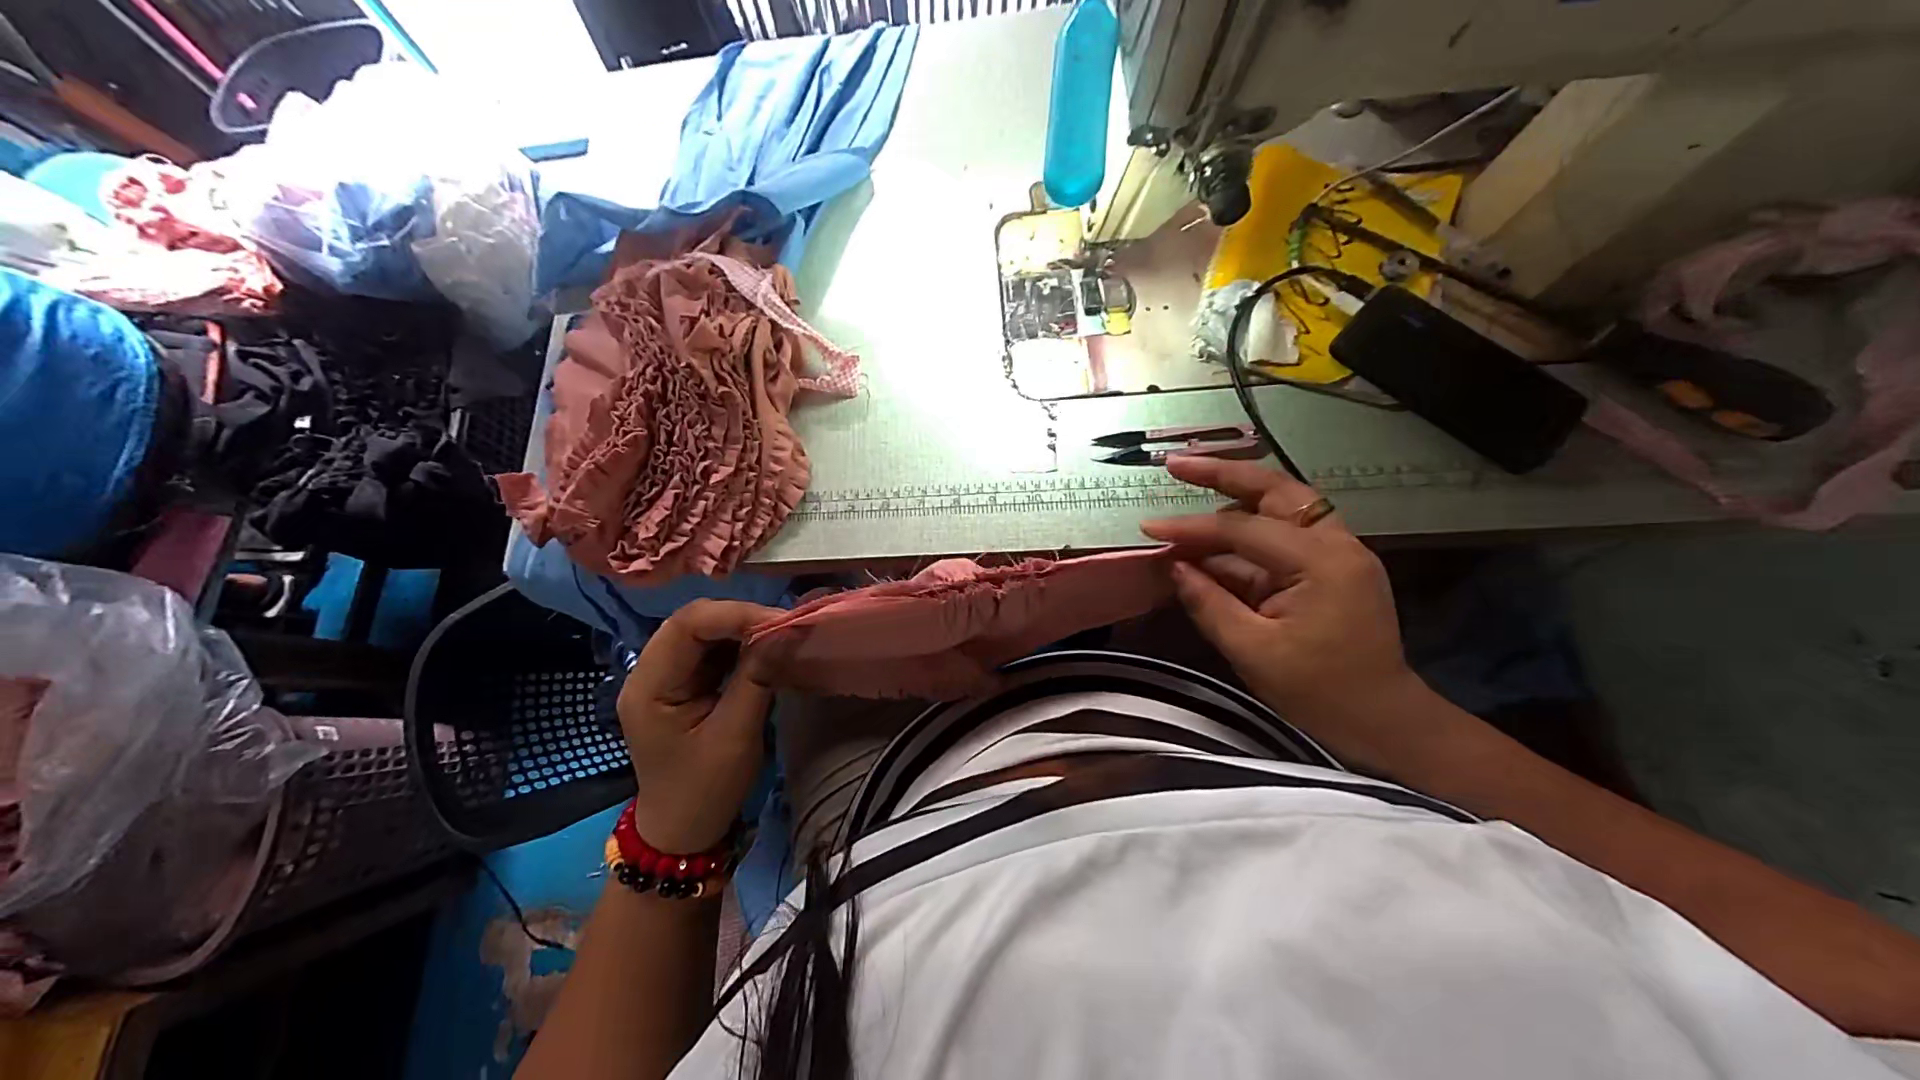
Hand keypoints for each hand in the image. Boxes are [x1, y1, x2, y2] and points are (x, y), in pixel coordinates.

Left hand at [617, 599, 782, 852]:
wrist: (683, 832)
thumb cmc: (705, 790)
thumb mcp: (736, 735)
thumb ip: (758, 677)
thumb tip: (787, 631)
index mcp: (649, 686)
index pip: (687, 625)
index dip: (735, 614)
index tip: (781, 622)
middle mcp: (648, 672)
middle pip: (693, 622)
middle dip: (741, 618)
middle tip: (786, 626)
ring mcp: (664, 677)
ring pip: (704, 631)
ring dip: (743, 629)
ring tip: (781, 635)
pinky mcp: (683, 683)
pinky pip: (711, 650)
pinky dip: (740, 645)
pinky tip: (765, 648)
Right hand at [1142, 456, 1426, 767]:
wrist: (1384, 720)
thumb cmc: (1318, 691)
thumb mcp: (1253, 651)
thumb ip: (1209, 602)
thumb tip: (1175, 567)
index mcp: (1321, 563)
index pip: (1242, 529)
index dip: (1191, 527)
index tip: (1148, 528)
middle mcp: (1337, 543)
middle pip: (1275, 489)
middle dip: (1223, 473)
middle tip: (1176, 464)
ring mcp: (1339, 552)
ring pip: (1283, 505)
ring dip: (1236, 496)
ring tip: (1190, 487)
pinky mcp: (1333, 567)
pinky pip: (1285, 535)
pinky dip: (1249, 531)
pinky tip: (1215, 538)